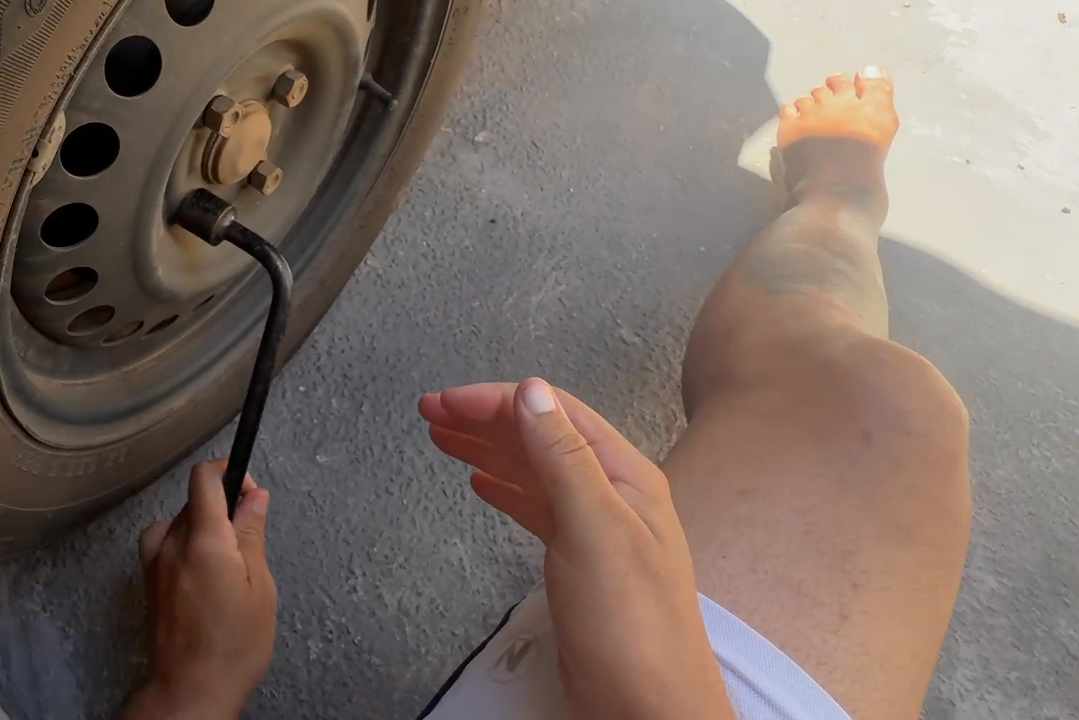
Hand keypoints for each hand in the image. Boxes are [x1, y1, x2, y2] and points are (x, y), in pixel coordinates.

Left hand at [122, 459, 276, 719]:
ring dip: (202, 524)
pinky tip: (194, 564)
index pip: (204, 478)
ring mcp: (154, 561)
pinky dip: (178, 540)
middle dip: (223, 506)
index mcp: (204, 539)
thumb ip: (252, 534)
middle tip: (247, 538)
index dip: (227, 470)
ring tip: (225, 559)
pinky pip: (161, 540)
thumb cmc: (234, 644)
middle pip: (195, 499)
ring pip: (179, 520)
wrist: (190, 692)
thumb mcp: (260, 588)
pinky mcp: (147, 580)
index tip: (249, 488)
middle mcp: (173, 542)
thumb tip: (255, 495)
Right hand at [420, 380, 732, 719]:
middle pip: (537, 435)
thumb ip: (562, 457)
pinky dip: (502, 487)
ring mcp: (593, 524)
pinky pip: (532, 504)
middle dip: (483, 418)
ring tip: (441, 437)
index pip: (551, 411)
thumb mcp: (593, 529)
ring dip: (486, 448)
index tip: (445, 401)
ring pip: (530, 468)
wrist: (648, 715)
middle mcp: (609, 489)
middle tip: (430, 411)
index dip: (496, 400)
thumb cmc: (628, 623)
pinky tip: (478, 484)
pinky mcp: (576, 556)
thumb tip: (529, 390)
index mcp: (622, 472)